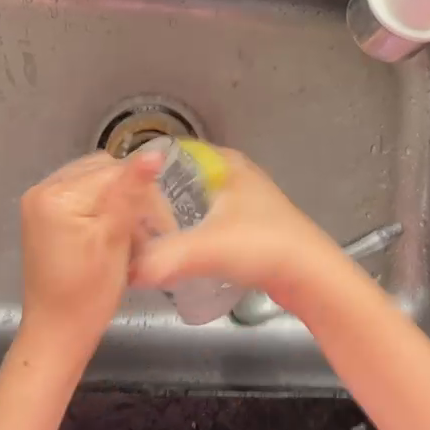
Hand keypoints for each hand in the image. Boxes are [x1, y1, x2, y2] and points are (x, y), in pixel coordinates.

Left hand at [19, 151, 159, 340]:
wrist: (58, 335)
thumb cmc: (88, 295)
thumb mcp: (115, 239)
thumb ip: (131, 191)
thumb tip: (154, 152)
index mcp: (56, 194)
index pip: (115, 171)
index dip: (143, 194)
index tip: (160, 226)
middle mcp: (43, 189)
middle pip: (105, 172)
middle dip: (131, 198)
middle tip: (148, 233)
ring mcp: (41, 202)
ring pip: (98, 183)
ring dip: (120, 204)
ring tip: (132, 238)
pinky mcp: (46, 216)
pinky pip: (85, 196)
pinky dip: (104, 211)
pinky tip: (114, 235)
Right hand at [129, 146, 338, 302]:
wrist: (309, 276)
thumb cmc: (265, 246)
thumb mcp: (206, 248)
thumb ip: (162, 259)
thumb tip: (126, 270)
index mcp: (224, 163)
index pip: (173, 152)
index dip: (145, 169)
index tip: (120, 188)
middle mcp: (233, 175)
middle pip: (181, 179)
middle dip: (153, 197)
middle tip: (126, 217)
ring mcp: (243, 200)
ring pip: (194, 201)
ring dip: (171, 216)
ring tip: (143, 235)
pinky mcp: (248, 226)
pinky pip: (207, 221)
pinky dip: (189, 232)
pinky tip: (175, 250)